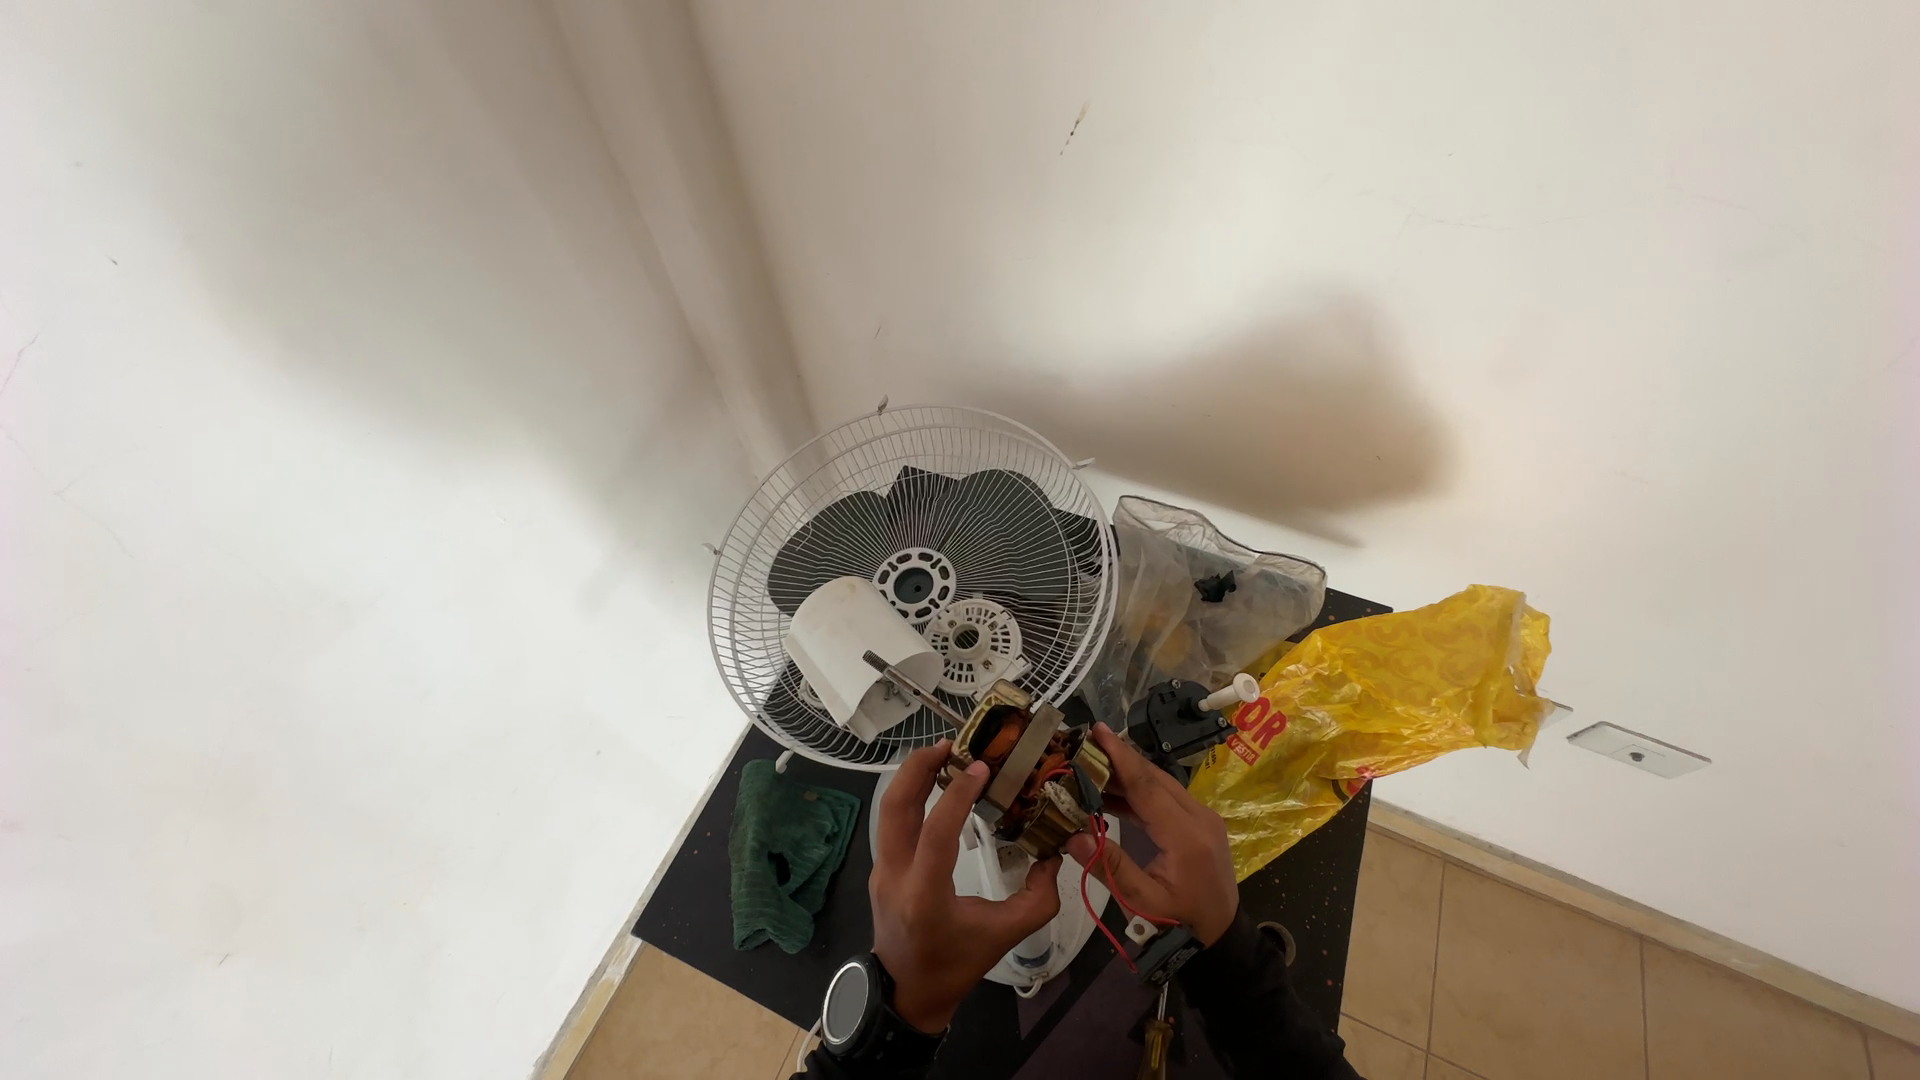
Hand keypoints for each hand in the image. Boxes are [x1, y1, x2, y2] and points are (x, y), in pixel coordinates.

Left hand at [870, 739, 1062, 1031]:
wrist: (905, 994)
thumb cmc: (955, 967)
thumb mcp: (1002, 937)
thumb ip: (1037, 900)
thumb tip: (1055, 857)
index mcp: (924, 895)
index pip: (936, 830)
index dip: (958, 793)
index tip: (980, 767)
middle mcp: (894, 875)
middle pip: (895, 806)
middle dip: (918, 767)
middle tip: (950, 744)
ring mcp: (881, 869)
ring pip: (887, 809)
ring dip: (912, 776)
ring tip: (942, 754)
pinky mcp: (880, 867)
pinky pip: (892, 821)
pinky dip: (911, 795)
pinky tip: (935, 786)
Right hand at [1064, 723, 1239, 945]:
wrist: (1223, 934)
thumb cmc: (1181, 921)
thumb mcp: (1143, 902)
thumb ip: (1110, 867)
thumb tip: (1073, 836)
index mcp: (1185, 834)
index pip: (1146, 785)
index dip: (1120, 757)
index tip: (1098, 730)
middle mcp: (1198, 816)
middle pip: (1154, 777)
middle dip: (1120, 757)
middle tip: (1088, 740)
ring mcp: (1202, 817)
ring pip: (1160, 783)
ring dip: (1128, 772)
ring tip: (1094, 763)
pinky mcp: (1200, 821)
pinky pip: (1166, 796)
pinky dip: (1139, 790)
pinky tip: (1113, 792)